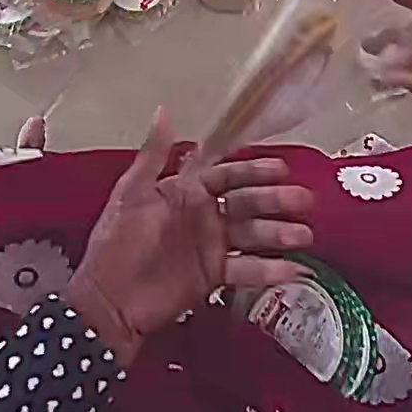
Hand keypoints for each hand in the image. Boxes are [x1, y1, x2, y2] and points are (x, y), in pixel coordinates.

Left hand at [66, 110, 314, 364]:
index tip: (282, 168)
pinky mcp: (213, 276)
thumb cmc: (117, 242)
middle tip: (303, 200)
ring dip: (278, 233)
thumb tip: (163, 111)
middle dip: (275, 200)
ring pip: (252, 235)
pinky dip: (268, 269)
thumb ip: (153, 154)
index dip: (254, 171)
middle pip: (247, 203)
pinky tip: (291, 269)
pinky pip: (245, 269)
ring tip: (304, 235)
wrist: (107, 300)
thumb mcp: (132, 193)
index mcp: (187, 191)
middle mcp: (205, 214)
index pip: (228, 174)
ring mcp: (211, 245)